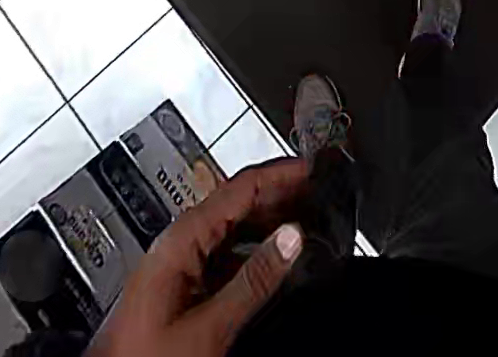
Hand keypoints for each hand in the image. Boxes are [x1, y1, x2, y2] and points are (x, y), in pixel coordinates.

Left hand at [88, 159, 307, 356]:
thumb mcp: (208, 327)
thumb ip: (254, 278)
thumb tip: (293, 235)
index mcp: (182, 239)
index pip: (242, 186)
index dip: (282, 174)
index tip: (314, 170)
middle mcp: (179, 242)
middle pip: (239, 200)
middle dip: (281, 194)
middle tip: (318, 194)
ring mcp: (179, 262)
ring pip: (235, 225)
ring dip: (271, 220)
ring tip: (305, 222)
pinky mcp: (182, 284)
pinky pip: (227, 250)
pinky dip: (256, 246)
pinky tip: (276, 259)